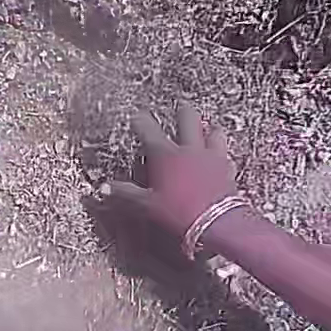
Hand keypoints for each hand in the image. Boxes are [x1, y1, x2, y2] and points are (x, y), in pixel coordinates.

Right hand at [103, 103, 239, 236]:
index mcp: (166, 155)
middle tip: (180, 107)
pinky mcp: (227, 168)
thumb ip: (126, 193)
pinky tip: (220, 158)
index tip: (136, 116)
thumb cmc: (178, 213)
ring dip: (208, 129)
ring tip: (206, 128)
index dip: (140, 120)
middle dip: (182, 111)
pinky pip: (226, 155)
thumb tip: (104, 189)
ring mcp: (211, 156)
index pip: (148, 129)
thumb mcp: (148, 205)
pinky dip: (221, 154)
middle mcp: (189, 149)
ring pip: (213, 131)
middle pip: (188, 118)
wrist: (216, 223)